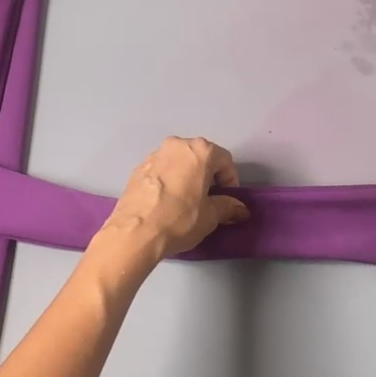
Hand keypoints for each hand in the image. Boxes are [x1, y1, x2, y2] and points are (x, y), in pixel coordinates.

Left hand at [94, 137, 249, 265]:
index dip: (230, 181)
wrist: (135, 232)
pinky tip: (166, 203)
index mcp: (200, 151)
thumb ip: (228, 207)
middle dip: (208, 176)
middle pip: (201, 157)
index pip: (224, 160)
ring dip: (187, 177)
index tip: (228, 200)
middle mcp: (177, 145)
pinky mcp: (138, 167)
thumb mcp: (210, 216)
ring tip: (186, 202)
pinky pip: (162, 170)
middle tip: (209, 200)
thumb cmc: (179, 219)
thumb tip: (240, 209)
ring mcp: (155, 154)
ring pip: (179, 162)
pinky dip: (169, 181)